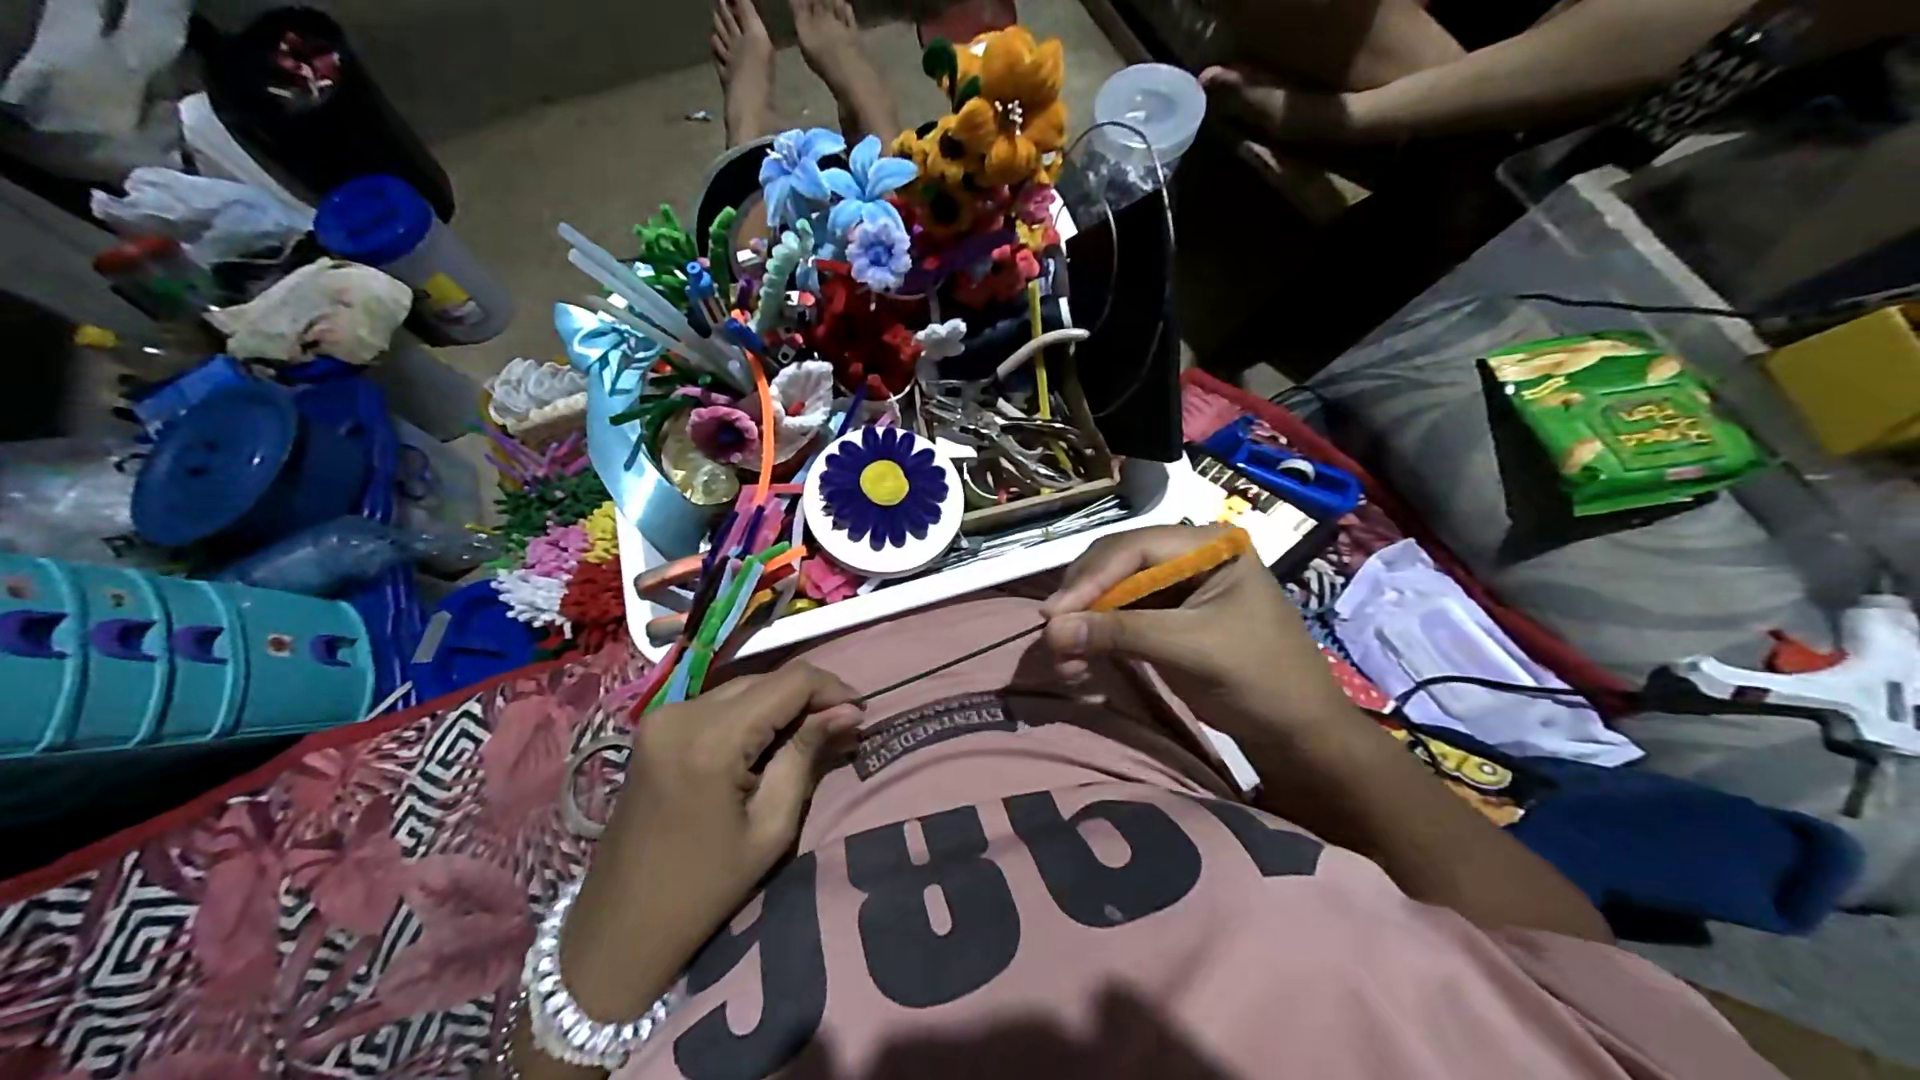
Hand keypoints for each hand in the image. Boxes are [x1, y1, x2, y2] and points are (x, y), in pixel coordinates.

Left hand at [559, 662, 861, 1020]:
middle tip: (842, 729)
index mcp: (710, 739)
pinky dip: (752, 714)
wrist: (622, 924)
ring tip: (812, 736)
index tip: (861, 713)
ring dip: (782, 704)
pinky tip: (769, 741)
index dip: (832, 688)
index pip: (790, 681)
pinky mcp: (656, 726)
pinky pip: (720, 703)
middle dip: (810, 697)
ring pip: (744, 687)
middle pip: (766, 679)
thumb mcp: (772, 825)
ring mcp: (662, 715)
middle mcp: (681, 712)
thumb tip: (849, 711)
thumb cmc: (706, 888)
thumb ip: (807, 755)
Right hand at [1041, 524, 1353, 746]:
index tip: (1055, 613)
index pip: (1134, 548)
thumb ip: (1122, 633)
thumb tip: (1050, 630)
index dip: (1090, 577)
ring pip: (1112, 592)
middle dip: (1083, 600)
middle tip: (1052, 634)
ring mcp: (1175, 587)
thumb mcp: (1191, 648)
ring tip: (1061, 655)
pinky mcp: (1165, 618)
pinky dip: (1097, 639)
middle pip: (1116, 565)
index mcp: (1209, 545)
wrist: (1298, 731)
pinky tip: (1078, 660)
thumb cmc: (1260, 677)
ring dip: (1084, 622)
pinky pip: (1119, 618)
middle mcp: (1188, 557)